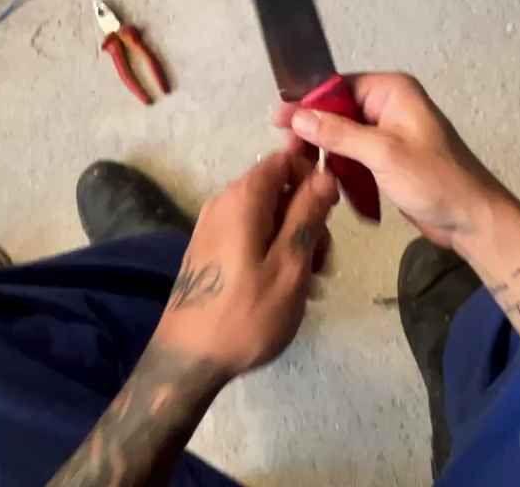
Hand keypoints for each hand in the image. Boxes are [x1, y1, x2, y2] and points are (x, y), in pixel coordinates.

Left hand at [149, 142, 339, 378]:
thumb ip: (308, 215)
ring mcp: (214, 226)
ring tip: (308, 283)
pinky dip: (273, 249)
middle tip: (323, 262)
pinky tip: (285, 286)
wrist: (187, 359)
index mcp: (243, 199)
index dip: (313, 177)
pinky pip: (250, 233)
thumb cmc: (245, 314)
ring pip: (266, 214)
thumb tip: (324, 173)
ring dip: (293, 238)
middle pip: (277, 189)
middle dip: (307, 217)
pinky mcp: (210, 248)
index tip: (332, 212)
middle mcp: (224, 202)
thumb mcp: (290, 266)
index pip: (284, 160)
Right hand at [274, 73, 508, 247]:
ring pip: (343, 134)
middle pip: (337, 110)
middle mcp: (387, 105)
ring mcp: (387, 132)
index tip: (279, 120)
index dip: (308, 102)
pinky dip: (338, 164)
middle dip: (312, 129)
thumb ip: (338, 133)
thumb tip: (297, 116)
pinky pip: (353, 153)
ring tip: (296, 165)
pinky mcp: (387, 157)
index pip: (338, 87)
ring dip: (323, 149)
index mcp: (391, 91)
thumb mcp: (382, 153)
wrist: (472, 220)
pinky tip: (319, 177)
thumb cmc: (433, 179)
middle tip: (285, 150)